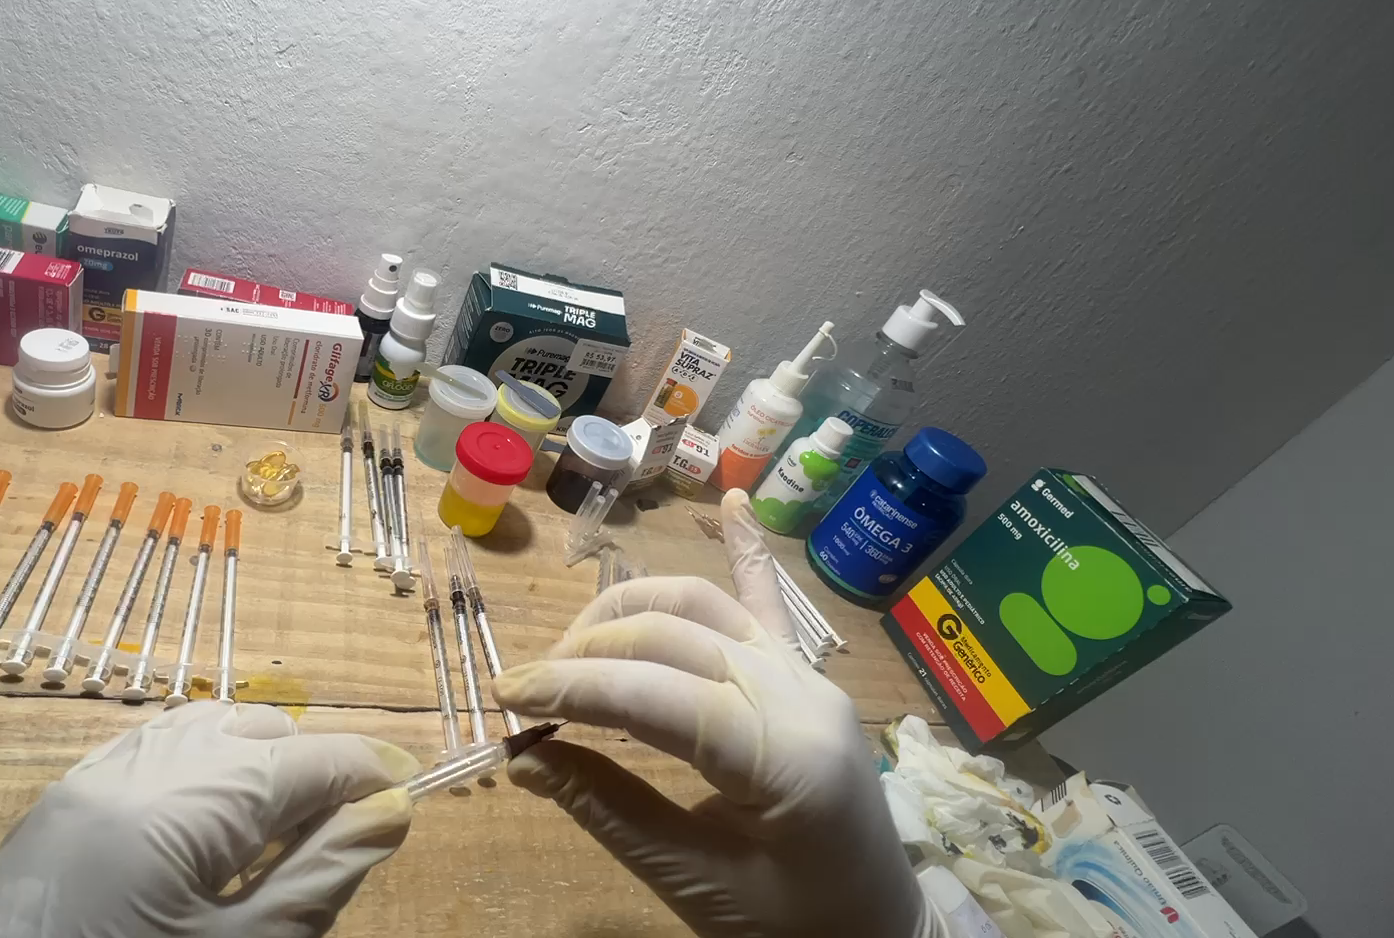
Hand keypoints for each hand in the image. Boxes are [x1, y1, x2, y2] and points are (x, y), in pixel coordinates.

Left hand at [0, 702, 419, 937]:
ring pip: (213, 724)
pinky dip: (204, 763)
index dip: (367, 773)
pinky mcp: (68, 792)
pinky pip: (161, 742)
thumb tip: (391, 811)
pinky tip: (202, 826)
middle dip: (309, 772)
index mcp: (183, 807)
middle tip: (324, 843)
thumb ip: (321, 878)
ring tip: (264, 837)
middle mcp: (142, 764)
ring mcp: (97, 771)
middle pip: (263, 730)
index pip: (309, 759)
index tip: (405, 797)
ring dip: (257, 763)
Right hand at [493, 489, 933, 937]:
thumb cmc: (794, 927)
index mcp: (784, 759)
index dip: (574, 689)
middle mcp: (797, 693)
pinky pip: (768, 597)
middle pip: (671, 637)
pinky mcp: (802, 668)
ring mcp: (803, 671)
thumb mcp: (696, 886)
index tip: (508, 697)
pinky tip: (734, 498)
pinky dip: (745, 546)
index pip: (657, 697)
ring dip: (627, 608)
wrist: (884, 931)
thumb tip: (524, 758)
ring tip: (576, 641)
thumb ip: (609, 811)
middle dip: (586, 652)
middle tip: (530, 687)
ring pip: (699, 603)